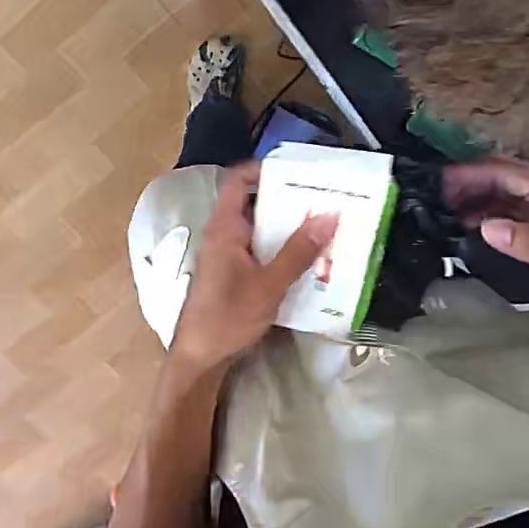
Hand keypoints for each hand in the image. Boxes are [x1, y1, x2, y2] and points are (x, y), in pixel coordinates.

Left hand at [169, 163, 337, 372]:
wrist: (199, 358)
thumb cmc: (228, 317)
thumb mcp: (269, 284)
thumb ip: (298, 251)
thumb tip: (329, 215)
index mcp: (225, 228)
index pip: (238, 180)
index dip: (264, 169)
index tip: (298, 172)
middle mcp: (224, 235)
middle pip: (256, 204)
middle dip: (290, 200)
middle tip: (324, 200)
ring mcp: (228, 255)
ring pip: (261, 229)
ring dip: (289, 227)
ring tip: (324, 226)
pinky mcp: (234, 273)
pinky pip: (261, 249)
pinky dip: (283, 248)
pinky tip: (308, 259)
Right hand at [443, 160, 528, 304]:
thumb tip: (485, 226)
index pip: (510, 173)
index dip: (474, 173)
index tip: (442, 178)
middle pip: (511, 177)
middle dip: (474, 181)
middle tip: (438, 195)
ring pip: (518, 194)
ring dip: (486, 198)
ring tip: (453, 210)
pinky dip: (503, 215)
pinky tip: (487, 225)